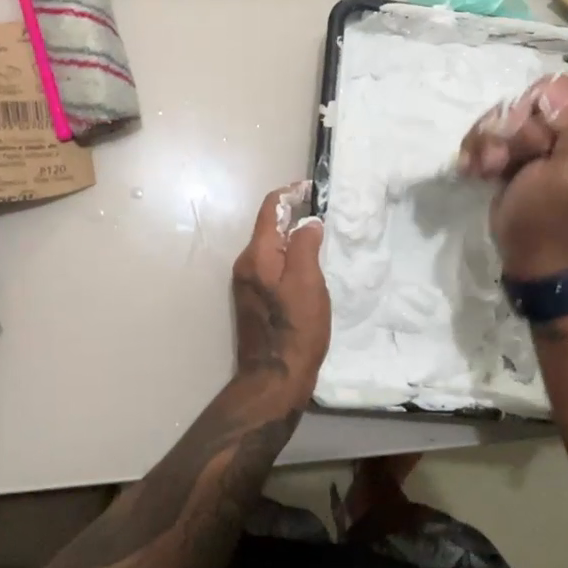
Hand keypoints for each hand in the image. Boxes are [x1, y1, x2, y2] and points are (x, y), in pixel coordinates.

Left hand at [231, 184, 330, 409]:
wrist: (275, 379)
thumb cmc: (296, 329)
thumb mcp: (308, 282)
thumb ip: (306, 246)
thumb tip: (308, 222)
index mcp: (257, 255)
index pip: (269, 209)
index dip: (290, 193)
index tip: (313, 189)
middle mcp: (246, 265)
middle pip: (267, 227)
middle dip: (292, 214)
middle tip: (322, 211)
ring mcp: (247, 284)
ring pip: (271, 248)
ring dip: (291, 237)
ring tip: (319, 236)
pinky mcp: (254, 300)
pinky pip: (272, 266)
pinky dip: (288, 257)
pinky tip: (308, 266)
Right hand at [457, 75, 567, 279]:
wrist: (532, 259)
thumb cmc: (552, 218)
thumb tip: (549, 92)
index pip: (553, 89)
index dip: (530, 114)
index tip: (526, 148)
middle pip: (525, 101)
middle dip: (505, 131)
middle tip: (500, 162)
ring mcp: (549, 139)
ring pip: (504, 115)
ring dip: (487, 142)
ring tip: (486, 170)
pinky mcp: (524, 151)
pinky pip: (493, 131)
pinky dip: (480, 150)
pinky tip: (478, 171)